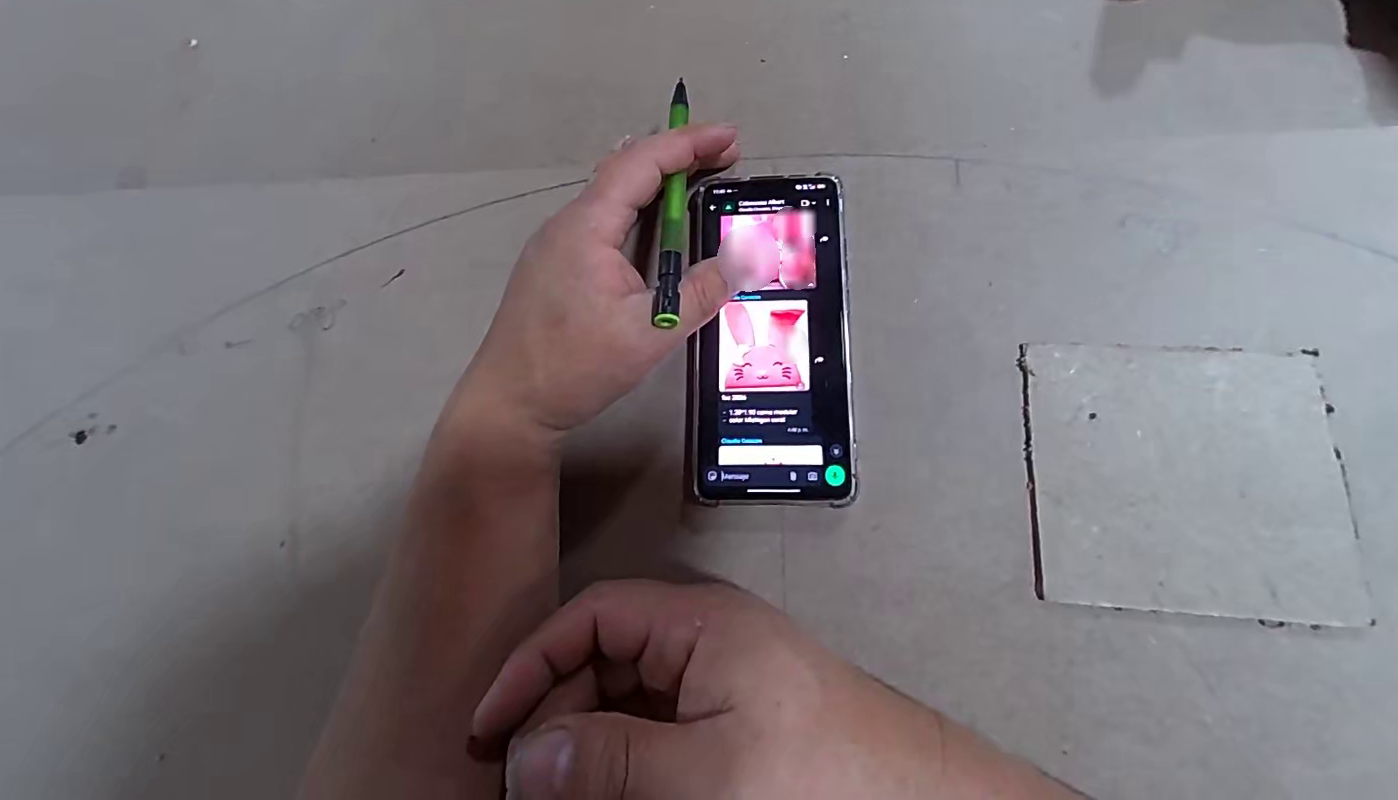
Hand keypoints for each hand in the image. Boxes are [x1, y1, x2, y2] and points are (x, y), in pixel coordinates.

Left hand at [450, 124, 742, 438]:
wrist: (508, 404)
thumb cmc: (574, 367)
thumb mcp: (650, 332)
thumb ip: (701, 291)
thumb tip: (747, 257)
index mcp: (586, 227)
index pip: (641, 164)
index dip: (688, 144)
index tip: (730, 137)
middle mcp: (568, 224)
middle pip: (625, 170)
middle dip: (678, 156)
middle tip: (725, 155)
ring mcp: (557, 244)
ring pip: (612, 194)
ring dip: (658, 182)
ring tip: (700, 178)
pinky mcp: (556, 265)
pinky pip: (603, 219)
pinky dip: (638, 207)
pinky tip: (654, 219)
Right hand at [470, 580, 1082, 799]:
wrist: (909, 791)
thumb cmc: (812, 768)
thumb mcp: (709, 770)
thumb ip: (616, 760)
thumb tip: (526, 756)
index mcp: (694, 621)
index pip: (595, 616)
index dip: (536, 660)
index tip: (488, 726)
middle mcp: (699, 635)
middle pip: (604, 657)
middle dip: (556, 713)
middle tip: (519, 784)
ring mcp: (714, 674)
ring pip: (626, 695)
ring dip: (586, 740)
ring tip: (555, 792)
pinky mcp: (728, 712)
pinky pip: (657, 723)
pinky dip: (623, 755)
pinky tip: (608, 785)